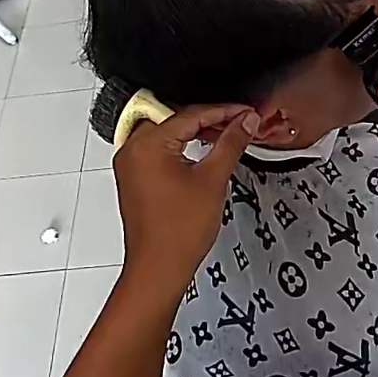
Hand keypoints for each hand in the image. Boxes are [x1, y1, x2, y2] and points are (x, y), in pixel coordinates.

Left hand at [113, 104, 257, 283]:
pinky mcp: (136, 177)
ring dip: (197, 131)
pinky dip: (183, 146)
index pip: (191, 114)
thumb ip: (231, 142)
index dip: (225, 111)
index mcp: (148, 145)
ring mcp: (132, 164)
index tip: (246, 113)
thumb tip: (245, 121)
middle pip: (176, 118)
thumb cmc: (178, 231)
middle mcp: (133, 150)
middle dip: (211, 118)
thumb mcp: (214, 178)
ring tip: (227, 136)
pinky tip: (205, 152)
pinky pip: (160, 149)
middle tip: (239, 121)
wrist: (160, 265)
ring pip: (168, 132)